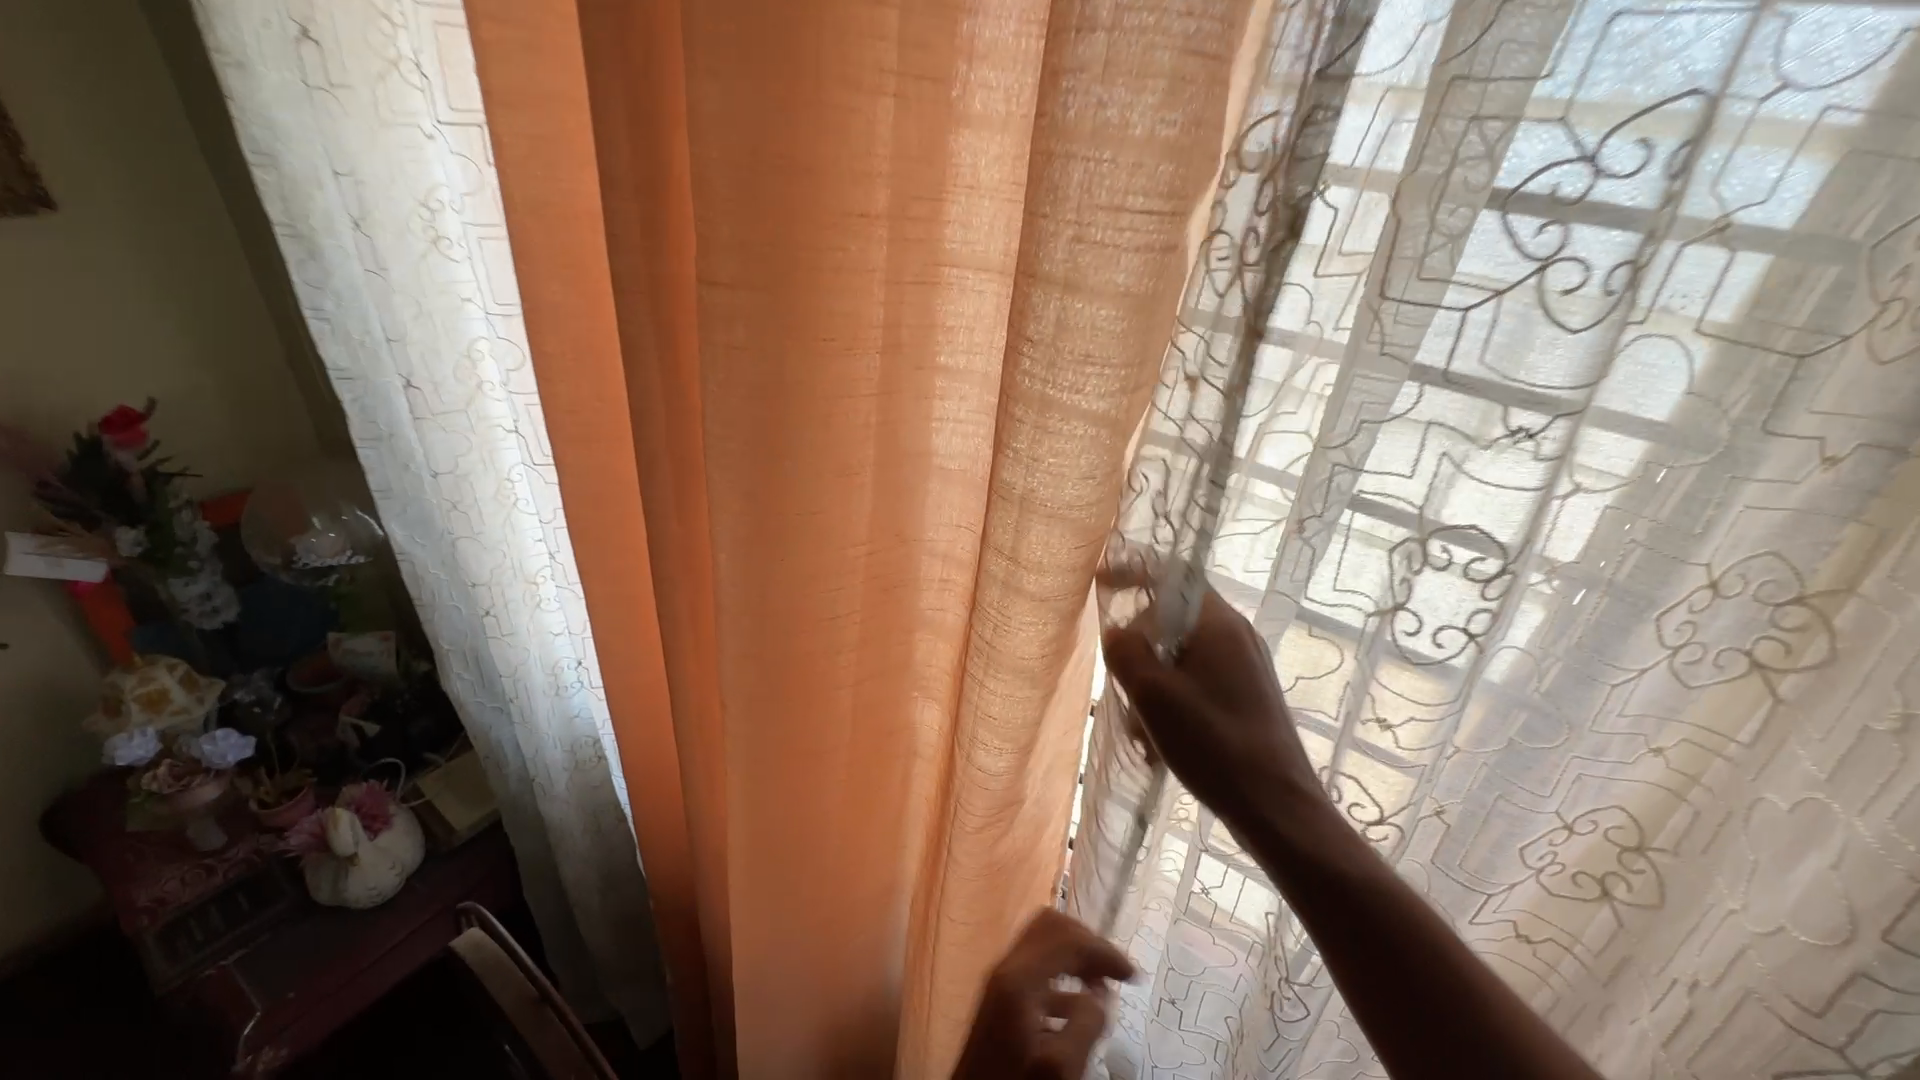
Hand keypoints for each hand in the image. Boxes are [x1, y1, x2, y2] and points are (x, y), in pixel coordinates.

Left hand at [952, 908, 1134, 1079]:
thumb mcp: (1059, 1067)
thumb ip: (1086, 1025)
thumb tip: (1100, 996)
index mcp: (1018, 977)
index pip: (1068, 936)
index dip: (1104, 950)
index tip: (1131, 976)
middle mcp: (1005, 965)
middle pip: (1053, 925)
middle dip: (1089, 942)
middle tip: (1113, 972)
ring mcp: (1000, 976)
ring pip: (1043, 939)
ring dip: (1077, 954)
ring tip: (1101, 986)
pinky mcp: (1000, 991)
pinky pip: (1035, 962)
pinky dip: (1063, 971)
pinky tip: (1077, 1003)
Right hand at [1100, 581, 1324, 830]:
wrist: (1277, 806)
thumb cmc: (1212, 744)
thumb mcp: (1152, 694)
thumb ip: (1125, 652)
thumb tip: (1118, 631)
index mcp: (1218, 623)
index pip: (1172, 573)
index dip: (1133, 570)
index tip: (1100, 581)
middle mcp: (1237, 636)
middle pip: (1172, 619)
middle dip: (1138, 648)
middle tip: (1120, 684)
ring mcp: (1246, 668)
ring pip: (1181, 657)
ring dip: (1153, 685)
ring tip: (1143, 730)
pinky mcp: (1249, 697)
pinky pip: (1198, 683)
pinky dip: (1173, 703)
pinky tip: (1164, 745)